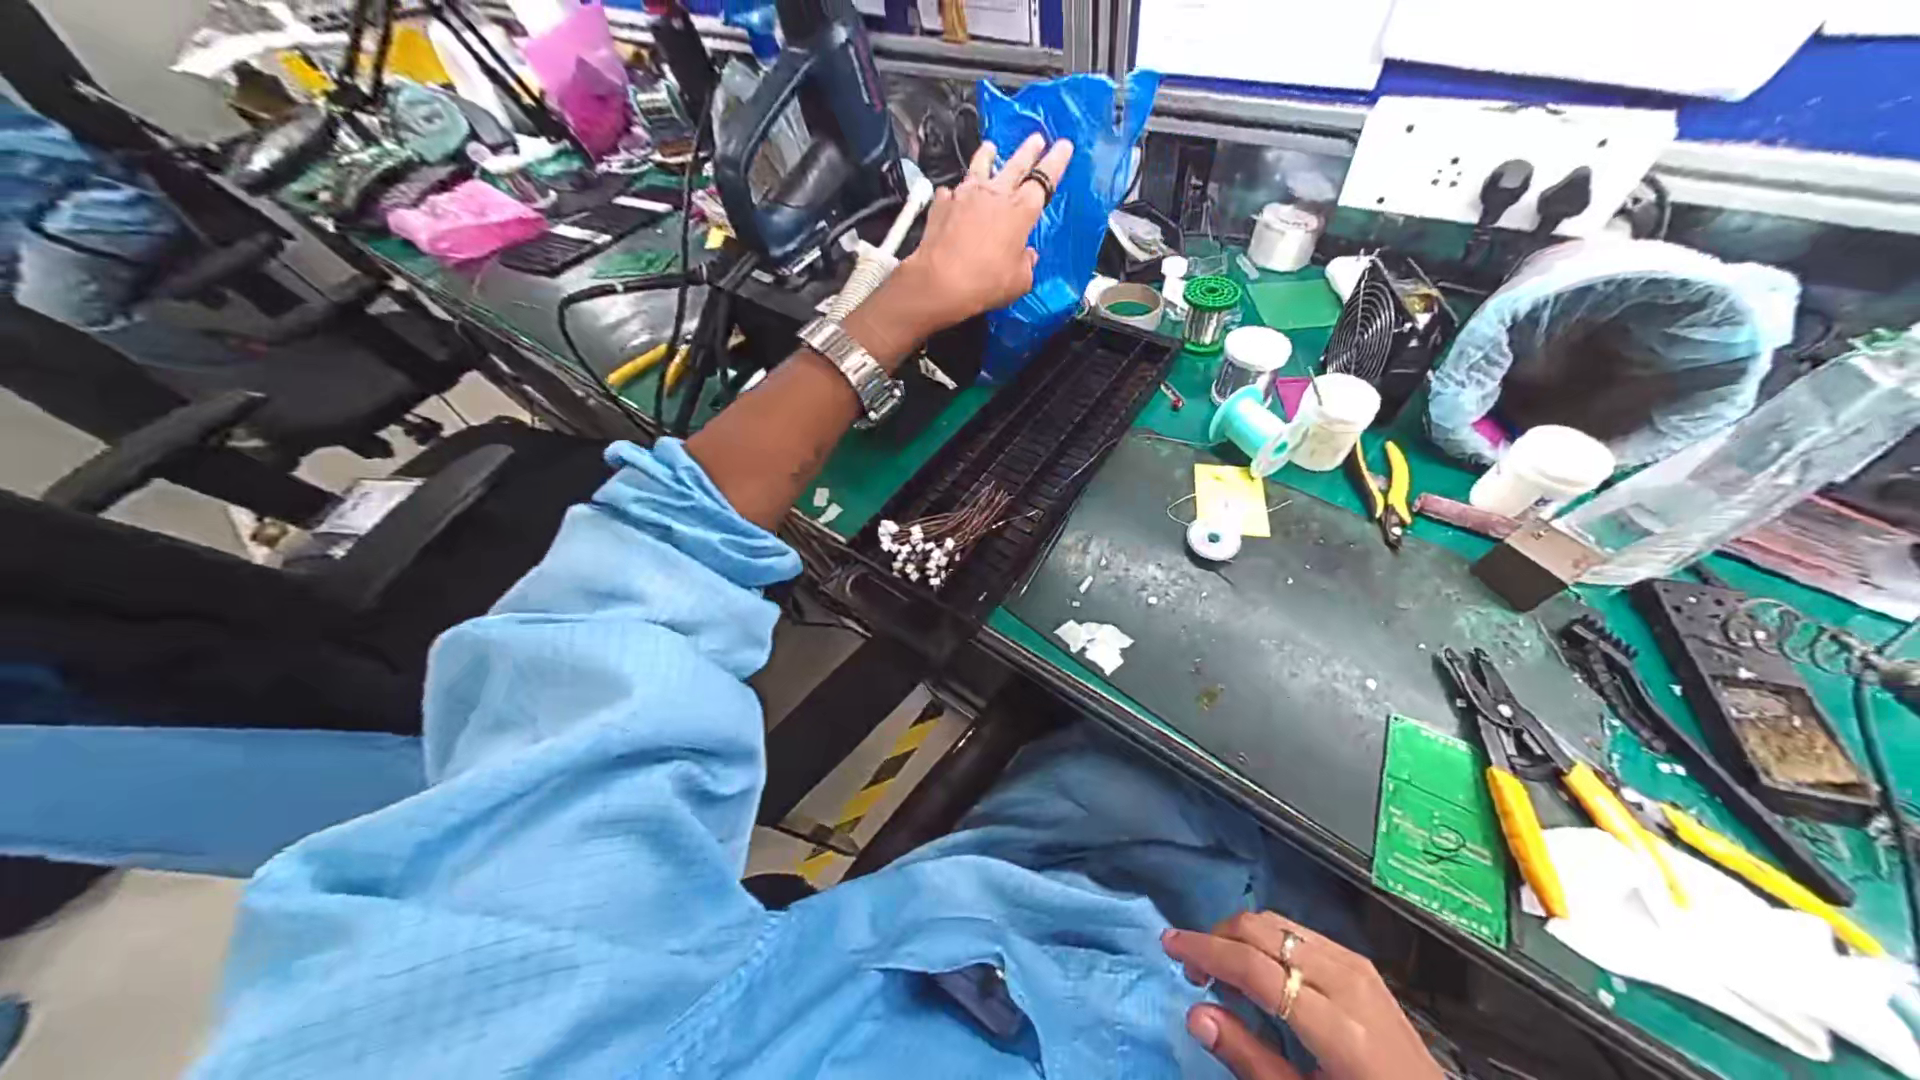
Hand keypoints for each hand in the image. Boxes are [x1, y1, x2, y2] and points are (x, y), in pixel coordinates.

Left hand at [884, 132, 1072, 335]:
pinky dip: (955, 192)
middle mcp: (995, 194)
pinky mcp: (942, 203)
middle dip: (1029, 150)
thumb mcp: (1019, 281)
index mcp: (1021, 211)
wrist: (940, 282)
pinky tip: (953, 195)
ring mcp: (965, 194)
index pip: (1045, 179)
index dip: (1056, 162)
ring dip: (988, 155)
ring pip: (980, 165)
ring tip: (991, 147)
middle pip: (1016, 164)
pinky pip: (951, 191)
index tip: (1063, 146)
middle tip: (1037, 138)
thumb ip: (1027, 263)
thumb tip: (1027, 254)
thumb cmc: (986, 283)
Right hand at [1161, 912, 1441, 1079]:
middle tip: (1195, 971)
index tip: (1168, 944)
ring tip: (1222, 971)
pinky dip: (1265, 939)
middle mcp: (1347, 982)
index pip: (1254, 967)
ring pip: (1276, 923)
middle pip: (1261, 931)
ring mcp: (1357, 966)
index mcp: (1337, 1029)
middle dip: (1216, 939)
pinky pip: (1297, 933)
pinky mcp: (1360, 963)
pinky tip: (1258, 970)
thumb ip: (1249, 1058)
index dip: (1204, 950)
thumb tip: (1195, 1012)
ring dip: (1238, 935)